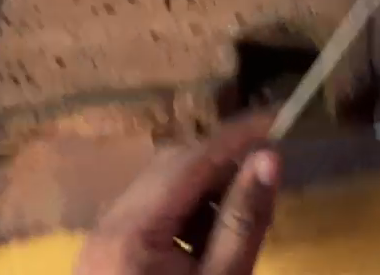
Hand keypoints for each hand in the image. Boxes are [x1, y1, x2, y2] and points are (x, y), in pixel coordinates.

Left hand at [76, 113, 280, 274]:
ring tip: (236, 220)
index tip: (281, 118)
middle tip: (266, 173)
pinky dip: (183, 212)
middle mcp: (106, 227)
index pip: (194, 159)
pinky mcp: (100, 262)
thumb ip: (245, 217)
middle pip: (173, 165)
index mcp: (132, 232)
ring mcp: (97, 245)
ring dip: (204, 187)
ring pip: (161, 186)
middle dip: (222, 161)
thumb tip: (271, 155)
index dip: (239, 134)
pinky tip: (205, 245)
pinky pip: (148, 213)